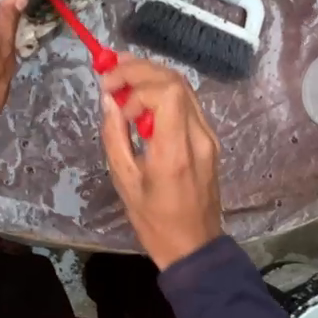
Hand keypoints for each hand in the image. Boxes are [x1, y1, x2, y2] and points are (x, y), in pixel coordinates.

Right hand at [99, 57, 223, 268]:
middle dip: (140, 70)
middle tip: (110, 71)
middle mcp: (198, 137)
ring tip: (120, 76)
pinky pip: (186, 104)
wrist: (195, 246)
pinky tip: (140, 97)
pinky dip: (162, 92)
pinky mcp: (208, 140)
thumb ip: (115, 137)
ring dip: (151, 77)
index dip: (136, 82)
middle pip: (175, 81)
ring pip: (183, 88)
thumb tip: (108, 101)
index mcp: (175, 151)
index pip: (167, 92)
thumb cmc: (155, 223)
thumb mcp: (125, 182)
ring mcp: (208, 137)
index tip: (112, 94)